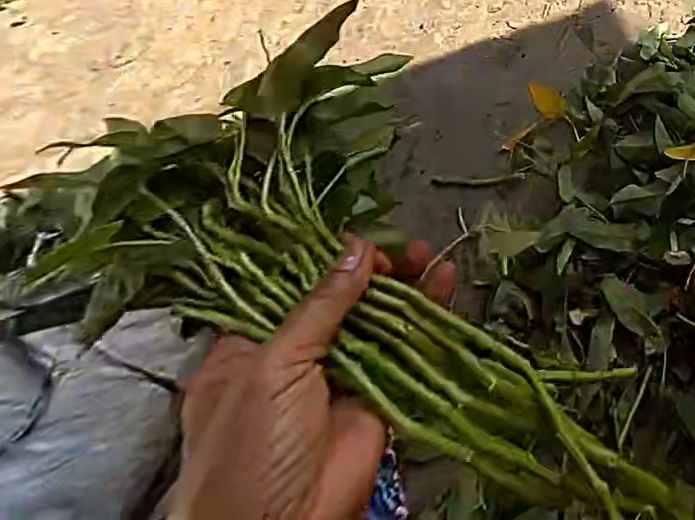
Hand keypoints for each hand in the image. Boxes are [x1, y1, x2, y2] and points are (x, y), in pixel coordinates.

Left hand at [173, 236, 458, 519]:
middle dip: (374, 269)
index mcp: (249, 351)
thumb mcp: (272, 370)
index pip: (291, 289)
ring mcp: (341, 374)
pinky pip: (407, 343)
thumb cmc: (250, 453)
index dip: (326, 261)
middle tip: (403, 249)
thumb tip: (356, 248)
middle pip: (342, 298)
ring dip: (405, 284)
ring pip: (379, 316)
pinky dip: (428, 313)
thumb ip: (320, 305)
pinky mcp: (381, 390)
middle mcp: (295, 358)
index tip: (359, 241)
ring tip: (429, 255)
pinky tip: (445, 281)